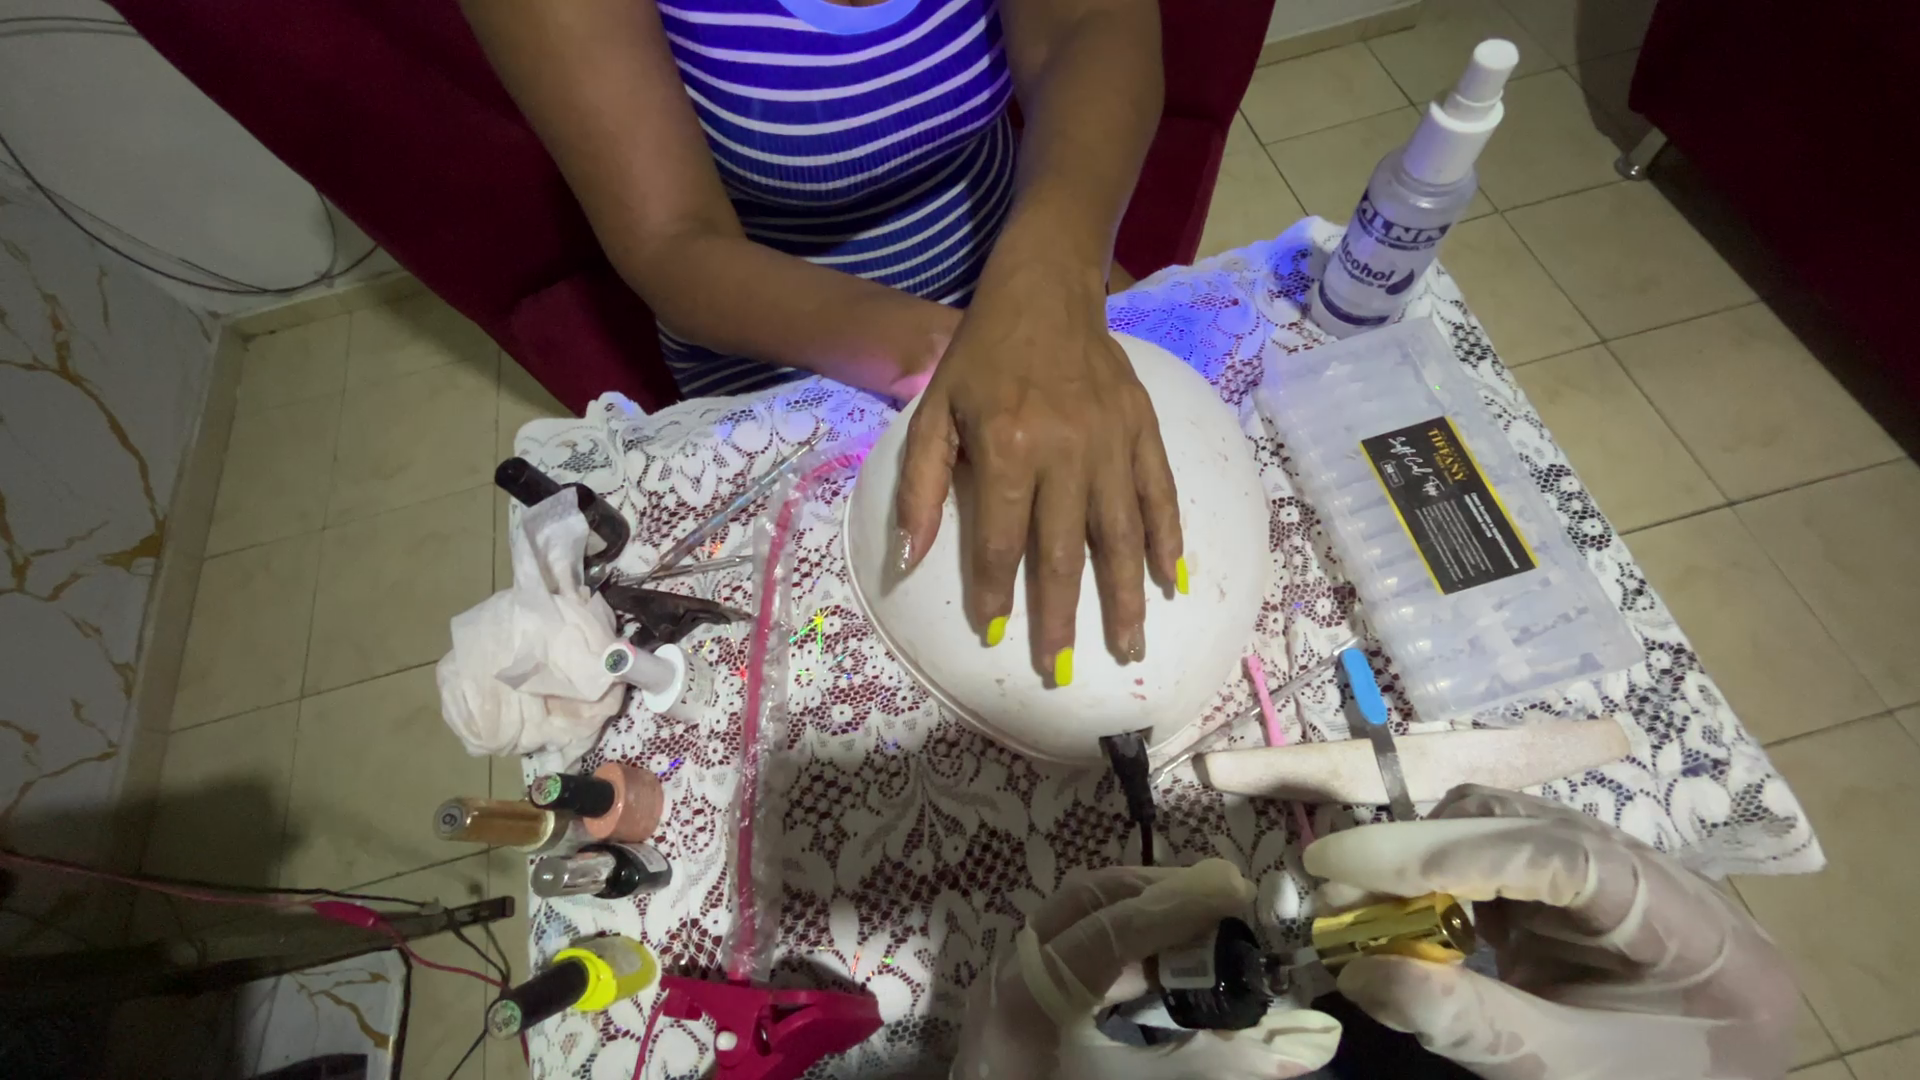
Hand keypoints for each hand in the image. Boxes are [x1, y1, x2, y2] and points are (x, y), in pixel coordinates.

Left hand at [893, 255, 1181, 682]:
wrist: (1046, 295)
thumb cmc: (982, 358)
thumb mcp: (934, 413)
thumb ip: (921, 487)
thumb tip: (910, 559)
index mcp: (1008, 449)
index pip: (1000, 541)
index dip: (996, 593)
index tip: (997, 635)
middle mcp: (1065, 453)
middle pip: (1063, 553)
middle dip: (1060, 617)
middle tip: (1062, 669)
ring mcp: (1112, 444)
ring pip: (1120, 536)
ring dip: (1124, 597)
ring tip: (1128, 646)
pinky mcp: (1144, 431)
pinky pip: (1160, 496)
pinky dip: (1167, 540)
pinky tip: (1173, 580)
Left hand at [953, 859, 1341, 1079]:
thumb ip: (1205, 1065)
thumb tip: (1304, 1044)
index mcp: (1025, 1004)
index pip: (1103, 929)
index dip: (1173, 905)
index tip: (1232, 888)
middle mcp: (1009, 973)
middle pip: (1084, 900)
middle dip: (1157, 889)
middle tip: (1224, 894)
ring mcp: (1007, 978)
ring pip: (1076, 911)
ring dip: (1141, 907)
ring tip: (1202, 916)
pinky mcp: (1016, 991)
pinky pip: (1071, 940)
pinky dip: (1120, 938)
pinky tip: (1161, 959)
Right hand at [1302, 786, 1799, 1079]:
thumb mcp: (1555, 1072)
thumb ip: (1460, 1019)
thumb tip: (1351, 969)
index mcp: (1691, 930)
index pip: (1558, 857)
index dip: (1445, 853)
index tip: (1347, 866)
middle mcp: (1656, 872)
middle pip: (1513, 823)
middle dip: (1412, 850)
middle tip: (1330, 880)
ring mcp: (1610, 859)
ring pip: (1490, 817)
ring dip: (1418, 851)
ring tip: (1367, 898)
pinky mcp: (1566, 864)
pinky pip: (1483, 837)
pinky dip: (1434, 864)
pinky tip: (1417, 906)